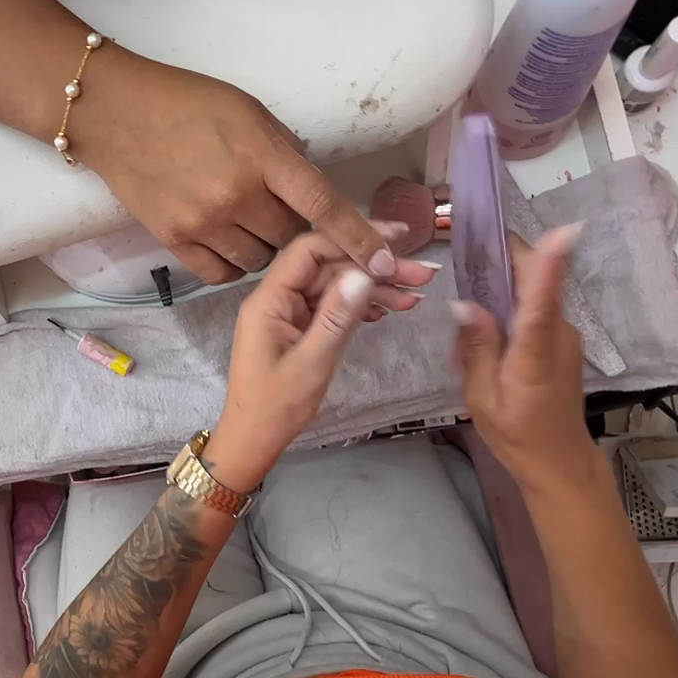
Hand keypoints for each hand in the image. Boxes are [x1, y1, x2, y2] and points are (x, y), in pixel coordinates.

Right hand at [78, 53, 397, 285]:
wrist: (116, 115)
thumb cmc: (186, 103)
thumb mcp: (247, 112)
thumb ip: (283, 154)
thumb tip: (309, 193)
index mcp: (262, 156)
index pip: (324, 206)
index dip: (360, 237)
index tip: (388, 262)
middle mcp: (237, 195)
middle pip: (292, 240)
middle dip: (294, 230)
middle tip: (274, 207)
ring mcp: (204, 223)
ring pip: (260, 261)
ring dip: (263, 247)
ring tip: (243, 220)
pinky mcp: (176, 242)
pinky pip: (223, 274)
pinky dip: (234, 264)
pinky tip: (225, 240)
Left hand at [202, 228, 439, 492]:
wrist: (253, 438)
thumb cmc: (276, 406)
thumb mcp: (313, 361)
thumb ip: (338, 316)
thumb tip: (364, 272)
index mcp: (269, 300)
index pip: (311, 249)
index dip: (353, 238)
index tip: (397, 241)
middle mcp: (277, 298)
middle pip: (329, 266)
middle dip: (376, 267)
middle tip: (423, 274)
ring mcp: (288, 313)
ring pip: (336, 286)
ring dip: (376, 288)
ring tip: (417, 295)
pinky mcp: (298, 328)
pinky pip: (332, 306)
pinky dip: (361, 307)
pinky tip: (391, 310)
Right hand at [452, 225, 601, 494]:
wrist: (558, 460)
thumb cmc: (516, 434)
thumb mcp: (482, 396)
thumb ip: (476, 347)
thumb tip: (464, 304)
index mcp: (535, 351)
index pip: (543, 300)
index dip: (549, 265)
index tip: (561, 231)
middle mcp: (557, 334)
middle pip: (534, 283)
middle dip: (500, 267)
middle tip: (466, 264)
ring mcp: (564, 335)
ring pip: (528, 299)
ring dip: (496, 300)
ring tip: (466, 334)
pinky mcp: (561, 341)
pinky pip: (531, 314)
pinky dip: (506, 318)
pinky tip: (483, 346)